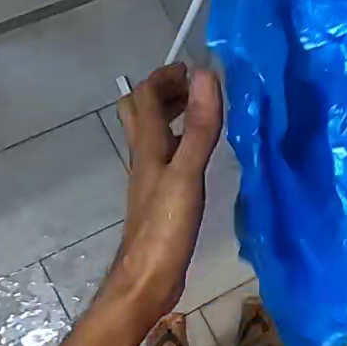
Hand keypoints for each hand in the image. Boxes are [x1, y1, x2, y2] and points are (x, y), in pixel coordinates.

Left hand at [100, 64, 222, 321]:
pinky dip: (182, 144)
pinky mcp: (161, 199)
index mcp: (149, 146)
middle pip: (142, 113)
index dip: (165, 76)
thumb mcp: (186, 173)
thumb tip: (205, 76)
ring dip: (172, 116)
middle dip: (164, 92)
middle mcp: (145, 158)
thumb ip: (199, 127)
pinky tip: (201, 155)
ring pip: (155, 136)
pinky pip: (168, 158)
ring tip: (202, 112)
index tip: (194, 67)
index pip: (146, 96)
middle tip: (194, 87)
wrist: (148, 278)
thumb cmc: (166, 227)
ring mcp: (151, 179)